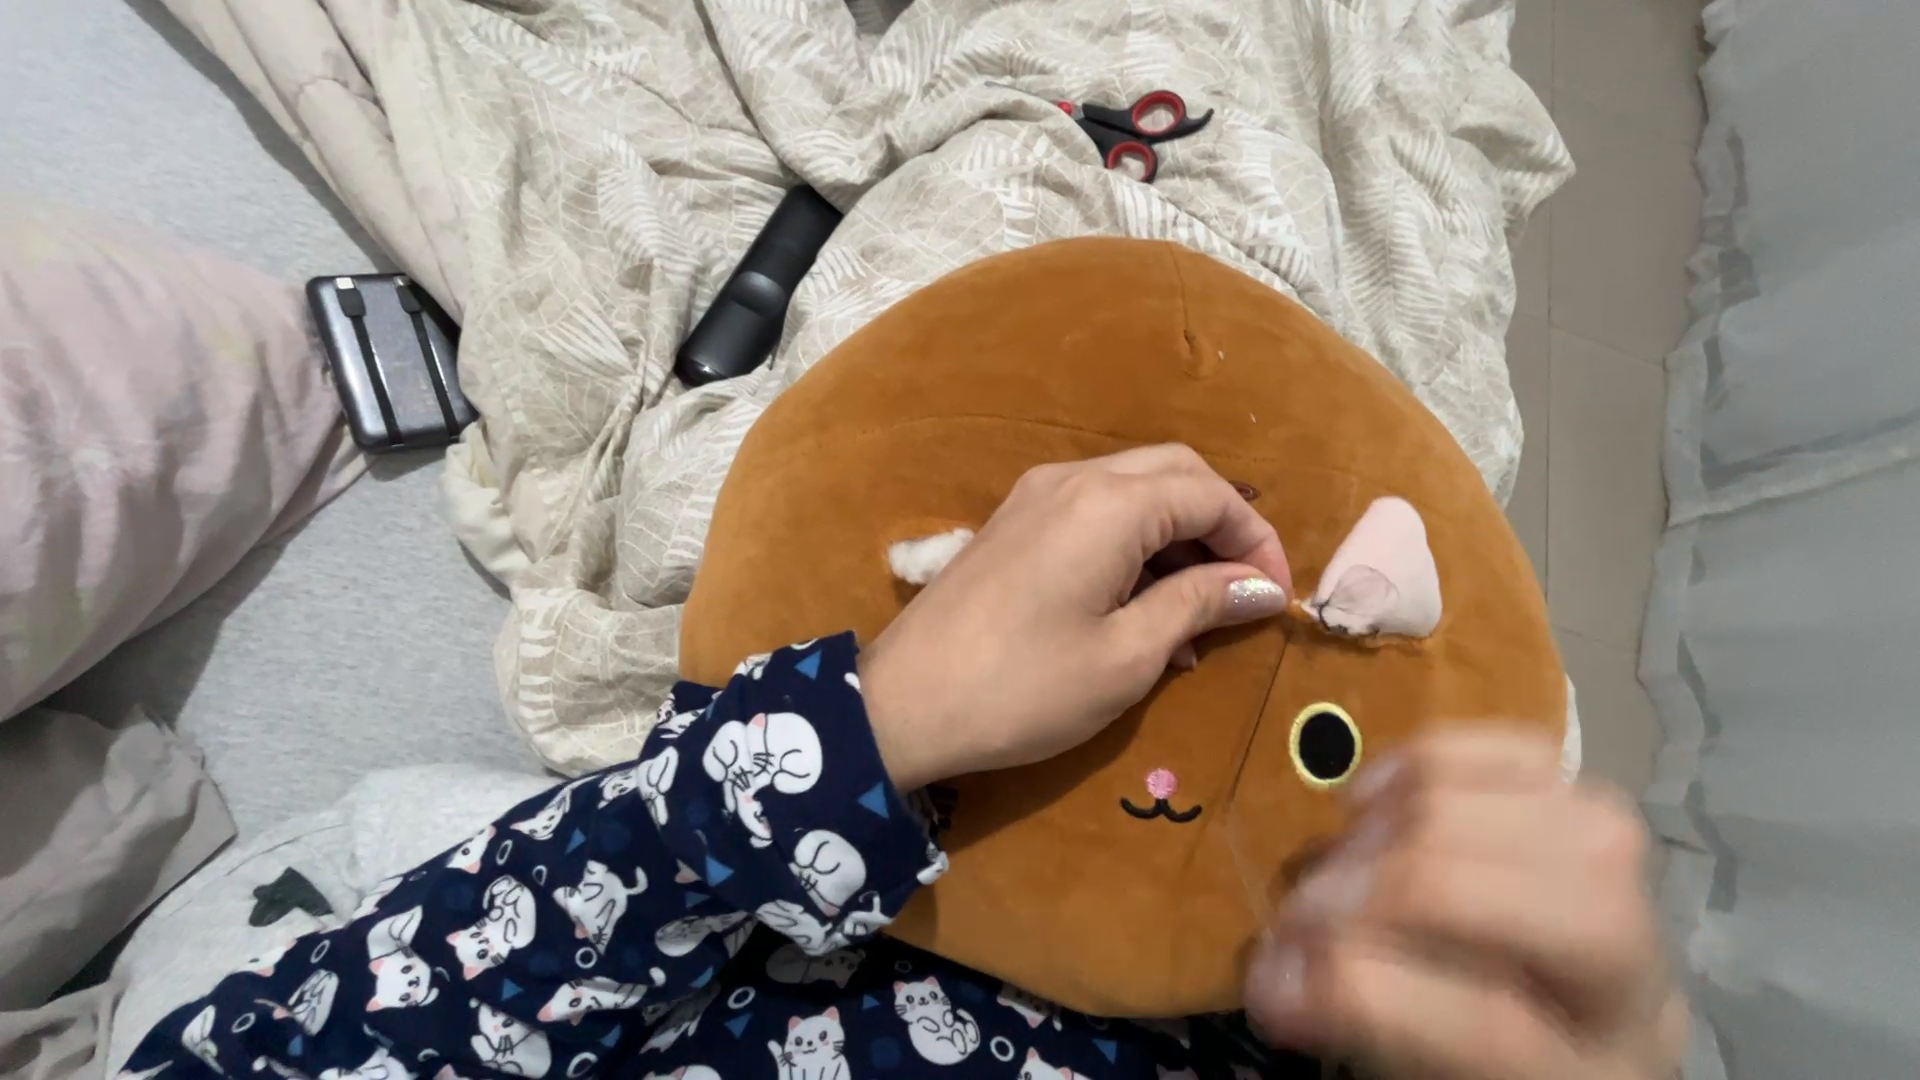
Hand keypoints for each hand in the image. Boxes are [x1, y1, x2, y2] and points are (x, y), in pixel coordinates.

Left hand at [859, 444, 1292, 791]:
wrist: (902, 704)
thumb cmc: (1023, 688)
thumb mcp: (1126, 656)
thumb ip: (1198, 605)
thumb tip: (1259, 586)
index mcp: (1108, 504)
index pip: (1210, 494)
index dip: (1255, 541)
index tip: (1275, 597)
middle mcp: (1071, 480)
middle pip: (1173, 475)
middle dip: (1219, 526)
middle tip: (1241, 593)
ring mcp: (1033, 496)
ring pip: (1131, 492)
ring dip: (1174, 538)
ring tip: (1194, 616)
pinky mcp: (1011, 523)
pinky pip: (1090, 514)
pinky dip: (1130, 545)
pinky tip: (1139, 605)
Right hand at [1244, 730, 1686, 1079]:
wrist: (1575, 1017)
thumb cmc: (1488, 1054)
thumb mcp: (1433, 1070)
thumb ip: (1357, 1023)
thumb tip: (1268, 969)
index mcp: (1594, 1075)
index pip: (1486, 1026)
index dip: (1354, 990)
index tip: (1267, 984)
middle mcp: (1636, 977)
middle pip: (1469, 891)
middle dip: (1351, 891)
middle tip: (1295, 911)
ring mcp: (1625, 881)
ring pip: (1478, 807)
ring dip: (1376, 829)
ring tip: (1337, 859)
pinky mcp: (1590, 808)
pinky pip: (1508, 749)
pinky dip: (1418, 763)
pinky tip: (1371, 803)